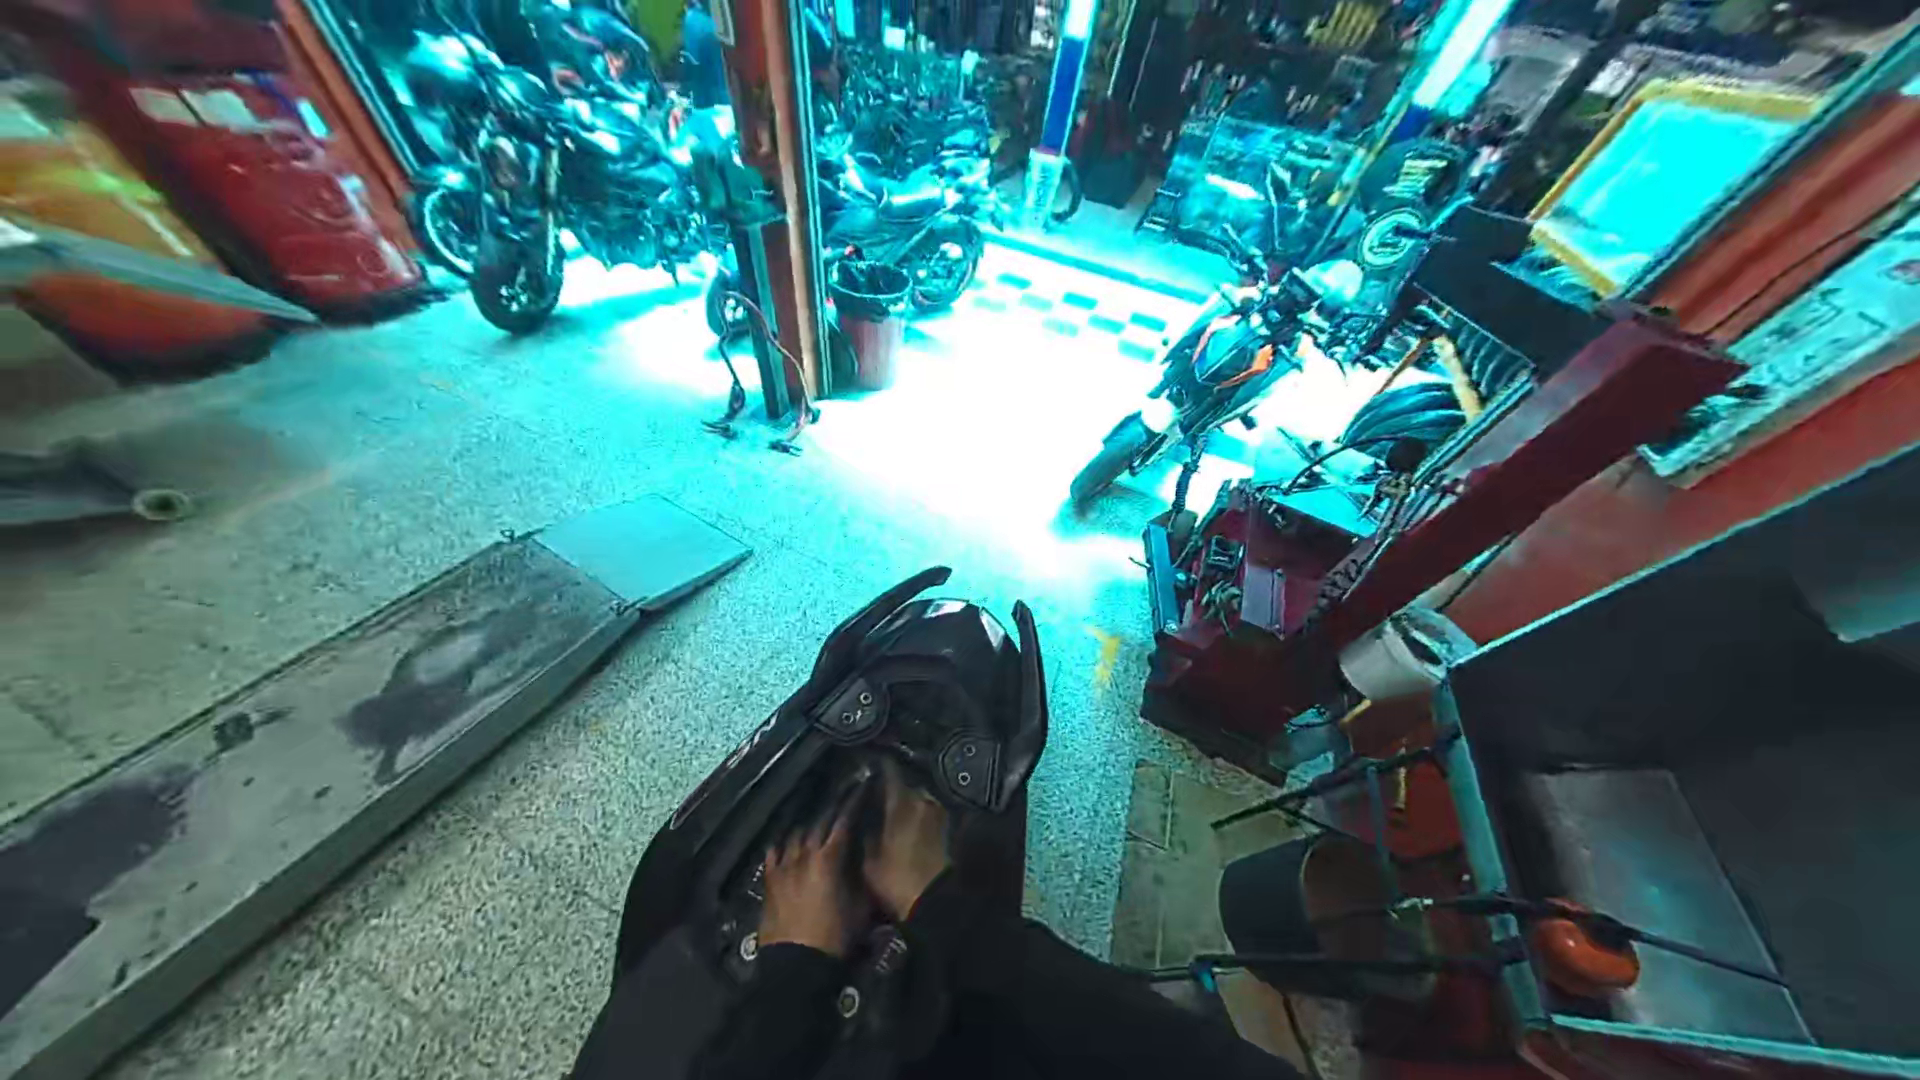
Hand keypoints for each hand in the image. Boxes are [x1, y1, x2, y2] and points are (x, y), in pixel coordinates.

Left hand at [760, 800, 863, 957]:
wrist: (796, 967)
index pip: (845, 820)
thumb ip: (862, 877)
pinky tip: (786, 839)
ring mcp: (784, 866)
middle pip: (820, 821)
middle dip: (834, 806)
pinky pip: (774, 852)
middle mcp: (806, 853)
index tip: (863, 786)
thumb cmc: (835, 937)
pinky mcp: (769, 881)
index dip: (855, 802)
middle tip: (843, 795)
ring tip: (817, 816)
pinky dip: (782, 842)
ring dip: (809, 823)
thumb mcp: (861, 906)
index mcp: (830, 857)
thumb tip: (866, 857)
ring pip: (797, 833)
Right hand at [863, 758, 950, 921]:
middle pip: (905, 782)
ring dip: (907, 798)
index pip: (890, 770)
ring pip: (918, 796)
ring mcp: (938, 812)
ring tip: (892, 806)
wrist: (932, 902)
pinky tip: (908, 822)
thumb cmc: (895, 879)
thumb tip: (864, 811)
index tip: (869, 761)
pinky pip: (928, 810)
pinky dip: (918, 812)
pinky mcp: (947, 827)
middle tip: (878, 788)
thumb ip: (866, 828)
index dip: (878, 763)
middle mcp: (922, 799)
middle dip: (893, 783)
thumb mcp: (868, 857)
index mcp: (901, 800)